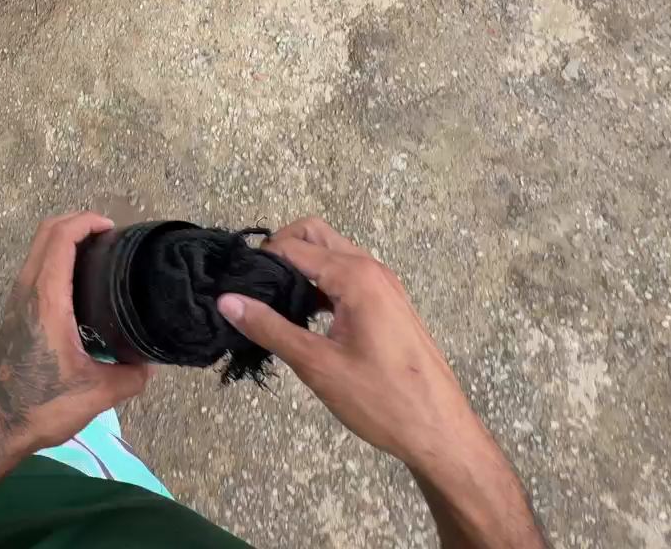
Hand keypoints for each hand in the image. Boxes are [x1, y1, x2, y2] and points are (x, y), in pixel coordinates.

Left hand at [0, 212, 150, 460]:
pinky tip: (79, 279)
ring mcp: (17, 296)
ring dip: (64, 237)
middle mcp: (28, 288)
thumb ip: (131, 376)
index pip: (61, 238)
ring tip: (98, 251)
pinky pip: (36, 264)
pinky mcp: (16, 308)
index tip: (112, 227)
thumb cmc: (43, 403)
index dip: (86, 222)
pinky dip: (56, 255)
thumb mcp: (96, 393)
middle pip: (46, 232)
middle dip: (76, 221)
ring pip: (38, 247)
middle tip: (109, 234)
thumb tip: (152, 364)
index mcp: (47, 297)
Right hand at [218, 219, 542, 548]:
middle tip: (257, 284)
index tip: (238, 285)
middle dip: (279, 248)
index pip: (291, 246)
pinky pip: (344, 272)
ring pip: (330, 250)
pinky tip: (305, 314)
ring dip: (300, 263)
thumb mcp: (317, 365)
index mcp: (354, 276)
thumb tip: (226, 300)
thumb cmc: (382, 400)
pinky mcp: (387, 302)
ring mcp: (383, 284)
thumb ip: (268, 327)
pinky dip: (319, 279)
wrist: (444, 437)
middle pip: (312, 233)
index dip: (259, 261)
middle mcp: (370, 269)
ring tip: (276, 299)